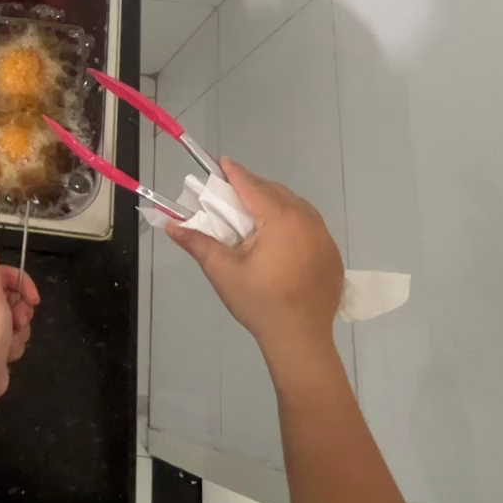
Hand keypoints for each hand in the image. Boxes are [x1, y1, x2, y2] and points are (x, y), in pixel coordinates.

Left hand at [0, 237, 40, 401]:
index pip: (4, 274)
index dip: (22, 284)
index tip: (34, 299)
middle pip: (12, 297)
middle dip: (20, 311)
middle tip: (16, 322)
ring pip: (16, 319)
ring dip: (19, 331)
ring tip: (9, 341)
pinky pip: (13, 337)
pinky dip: (14, 345)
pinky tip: (7, 353)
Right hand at [168, 157, 343, 366]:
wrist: (301, 340)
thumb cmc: (259, 301)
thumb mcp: (222, 270)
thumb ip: (196, 241)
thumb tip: (170, 224)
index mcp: (280, 219)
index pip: (252, 186)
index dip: (234, 173)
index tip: (220, 162)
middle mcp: (307, 221)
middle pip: (275, 192)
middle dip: (252, 187)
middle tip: (229, 193)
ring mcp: (324, 237)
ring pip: (295, 206)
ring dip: (273, 203)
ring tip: (252, 213)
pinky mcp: (332, 254)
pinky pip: (309, 224)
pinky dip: (291, 221)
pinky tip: (277, 238)